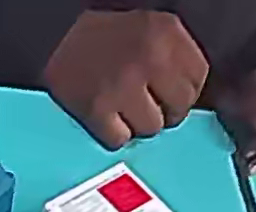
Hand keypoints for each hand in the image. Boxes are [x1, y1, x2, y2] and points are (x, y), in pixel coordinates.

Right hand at [42, 10, 207, 150]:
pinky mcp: (97, 111)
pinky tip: (109, 122)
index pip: (197, 77)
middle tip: (152, 112)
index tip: (173, 100)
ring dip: (139, 126)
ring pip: (151, 127)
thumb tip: (186, 94)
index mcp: (165, 33)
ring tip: (127, 114)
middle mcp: (148, 58)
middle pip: (179, 106)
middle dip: (167, 114)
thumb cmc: (103, 39)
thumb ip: (172, 54)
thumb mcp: (149, 28)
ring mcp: (122, 87)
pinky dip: (115, 136)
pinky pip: (120, 139)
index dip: (187, 94)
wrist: (58, 40)